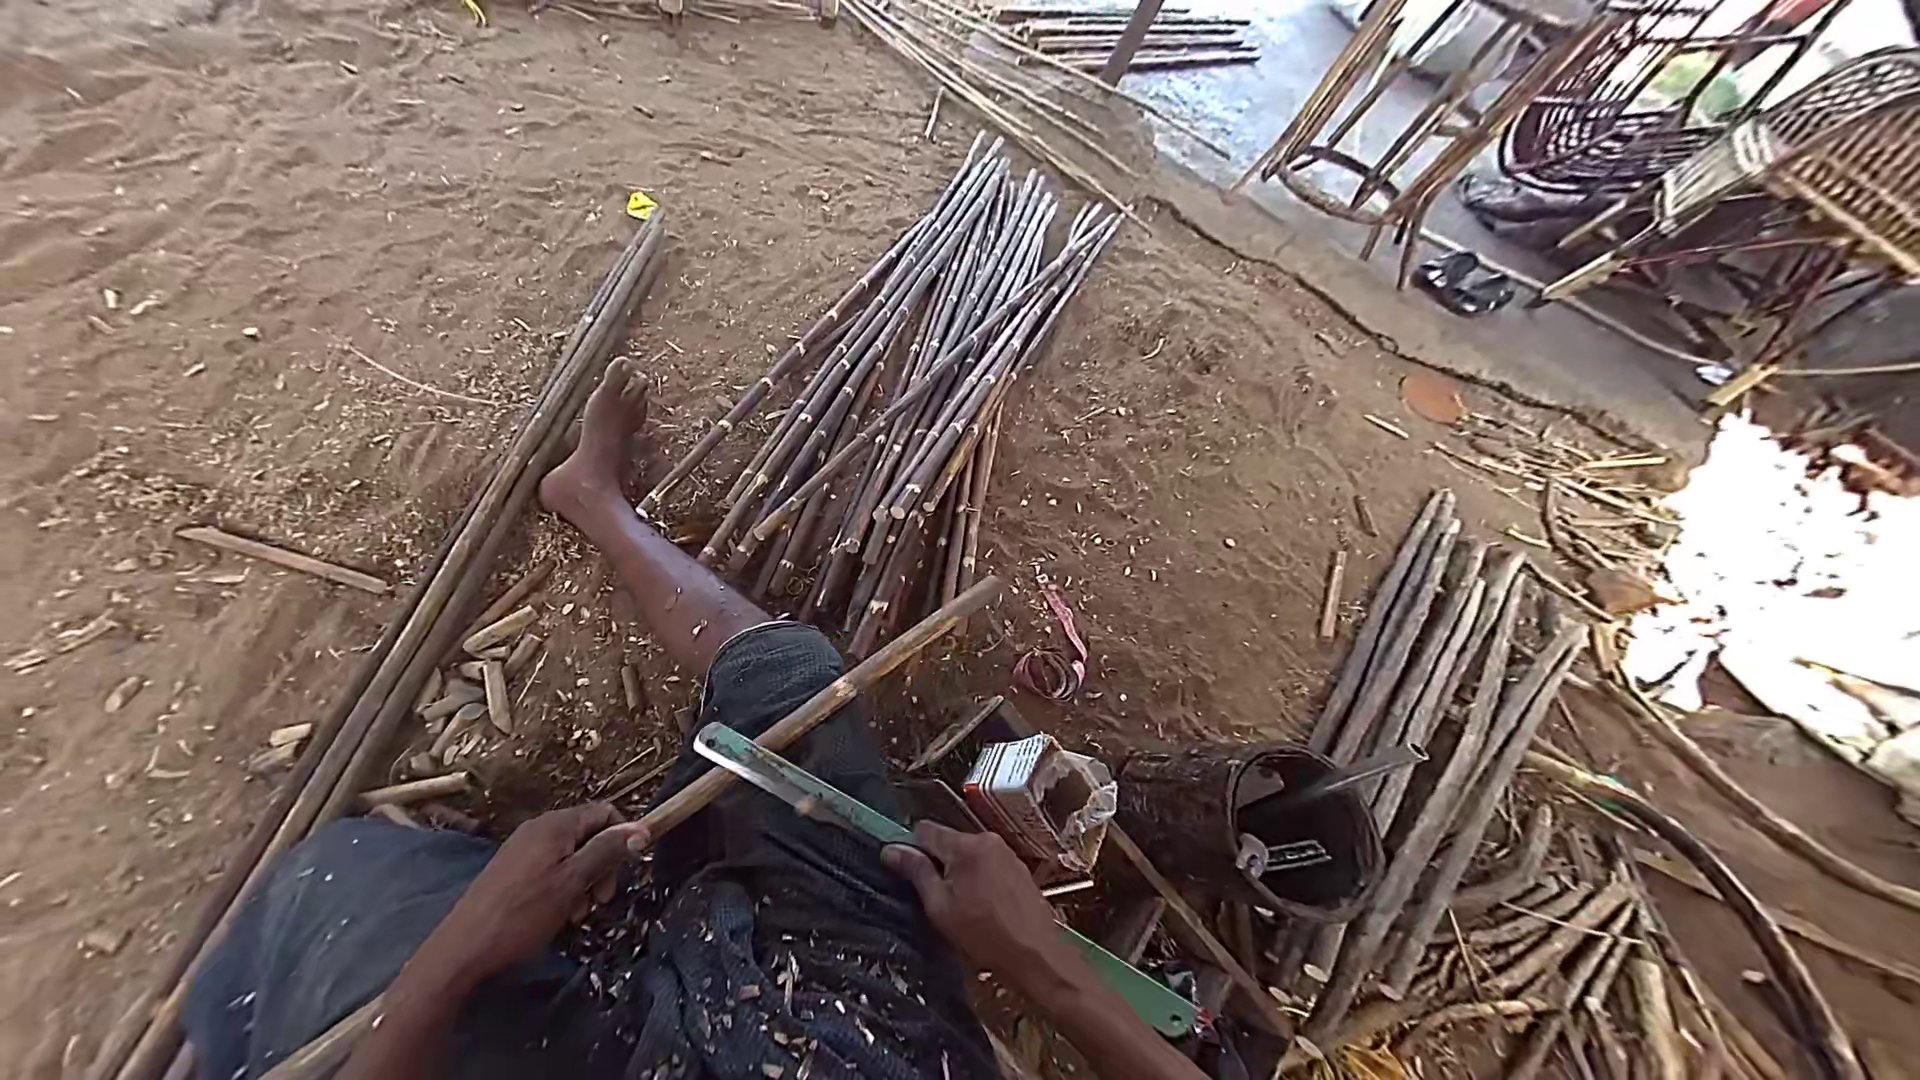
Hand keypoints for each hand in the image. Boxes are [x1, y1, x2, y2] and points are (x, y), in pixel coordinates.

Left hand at [412, 803, 648, 989]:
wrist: (455, 958)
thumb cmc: (520, 916)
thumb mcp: (573, 882)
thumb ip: (608, 851)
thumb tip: (643, 829)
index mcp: (556, 824)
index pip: (606, 812)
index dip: (622, 838)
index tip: (621, 872)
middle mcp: (538, 828)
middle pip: (590, 833)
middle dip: (602, 864)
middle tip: (599, 900)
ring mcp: (520, 849)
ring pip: (571, 853)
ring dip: (583, 879)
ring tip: (576, 912)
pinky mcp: (509, 871)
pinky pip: (550, 866)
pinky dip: (562, 885)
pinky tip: (556, 913)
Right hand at [881, 822, 1073, 978]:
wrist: (1036, 954)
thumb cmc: (984, 935)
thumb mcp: (940, 907)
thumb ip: (916, 872)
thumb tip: (891, 849)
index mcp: (965, 845)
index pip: (925, 829)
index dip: (911, 847)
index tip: (908, 872)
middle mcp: (986, 838)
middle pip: (948, 840)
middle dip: (937, 862)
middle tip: (936, 897)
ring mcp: (1005, 851)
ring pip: (968, 852)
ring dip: (958, 870)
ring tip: (961, 905)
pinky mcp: (1018, 865)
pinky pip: (987, 861)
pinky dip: (978, 875)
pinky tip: (983, 905)